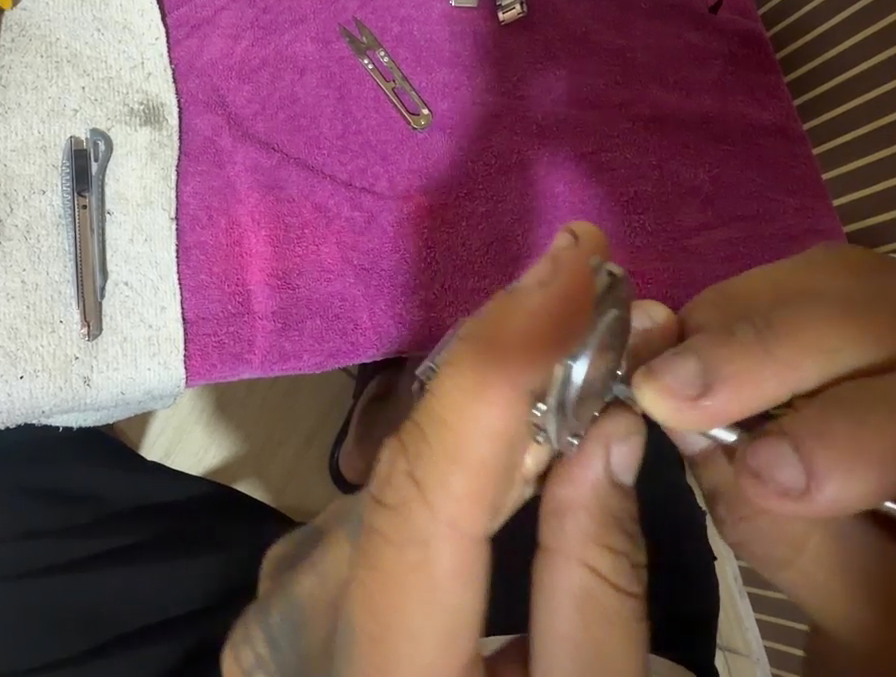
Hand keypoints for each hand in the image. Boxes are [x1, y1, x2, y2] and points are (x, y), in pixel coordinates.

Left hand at [222, 222, 670, 674]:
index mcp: (376, 663)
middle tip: (610, 307)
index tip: (571, 258)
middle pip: (425, 456)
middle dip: (525, 369)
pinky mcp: (292, 586)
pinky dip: (459, 465)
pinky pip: (390, 500)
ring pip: (410, 469)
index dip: (502, 354)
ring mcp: (285, 590)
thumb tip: (608, 431)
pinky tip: (518, 449)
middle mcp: (306, 604)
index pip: (431, 473)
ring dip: (499, 417)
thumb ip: (592, 594)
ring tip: (583, 366)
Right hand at [630, 243, 895, 674]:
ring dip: (742, 322)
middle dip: (774, 349)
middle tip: (661, 388)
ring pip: (855, 278)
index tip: (760, 471)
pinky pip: (822, 280)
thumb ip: (812, 546)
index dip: (878, 424)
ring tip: (659, 369)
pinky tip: (692, 347)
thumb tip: (698, 439)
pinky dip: (743, 311)